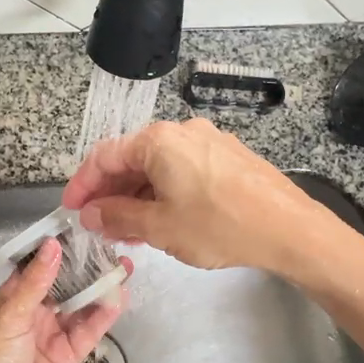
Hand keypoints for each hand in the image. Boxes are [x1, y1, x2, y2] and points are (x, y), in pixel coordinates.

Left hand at [0, 237, 125, 362]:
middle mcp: (33, 313)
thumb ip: (34, 283)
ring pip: (80, 305)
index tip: (82, 230)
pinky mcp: (68, 356)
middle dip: (85, 268)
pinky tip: (119, 299)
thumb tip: (53, 246)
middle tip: (110, 248)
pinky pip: (89, 330)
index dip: (59, 249)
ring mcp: (52, 335)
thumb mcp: (11, 319)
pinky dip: (104, 315)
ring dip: (99, 289)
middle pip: (64, 284)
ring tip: (122, 269)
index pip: (38, 267)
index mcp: (12, 300)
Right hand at [61, 119, 332, 274]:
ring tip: (130, 231)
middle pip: (132, 159)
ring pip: (159, 166)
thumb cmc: (220, 226)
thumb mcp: (160, 227)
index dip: (83, 184)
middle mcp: (182, 131)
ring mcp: (209, 141)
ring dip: (138, 196)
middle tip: (101, 227)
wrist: (291, 229)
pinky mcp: (229, 156)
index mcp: (158, 141)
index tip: (72, 210)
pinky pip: (184, 169)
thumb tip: (91, 213)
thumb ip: (118, 217)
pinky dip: (165, 192)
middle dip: (112, 194)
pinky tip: (165, 220)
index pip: (105, 156)